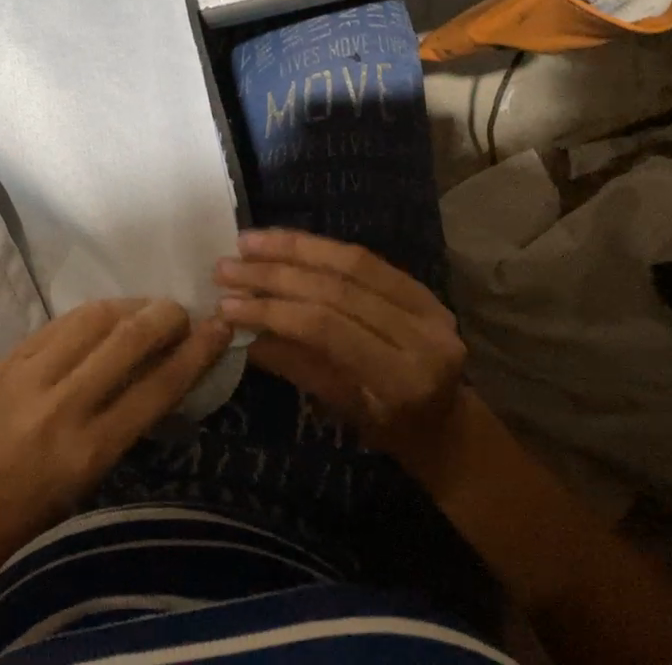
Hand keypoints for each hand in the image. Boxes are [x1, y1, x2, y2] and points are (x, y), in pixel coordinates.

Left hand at [0, 299, 232, 563]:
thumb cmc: (35, 507)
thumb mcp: (94, 475)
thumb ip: (127, 420)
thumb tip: (162, 370)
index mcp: (92, 448)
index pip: (158, 386)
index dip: (197, 352)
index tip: (219, 329)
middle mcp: (63, 405)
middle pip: (128, 340)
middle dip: (165, 317)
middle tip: (182, 313)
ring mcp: (29, 376)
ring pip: (91, 318)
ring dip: (128, 306)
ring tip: (145, 310)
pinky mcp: (7, 359)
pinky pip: (58, 324)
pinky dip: (89, 316)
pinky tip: (104, 317)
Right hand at [215, 229, 465, 461]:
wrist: (446, 424)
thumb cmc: (388, 430)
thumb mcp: (338, 409)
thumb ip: (292, 363)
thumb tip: (236, 329)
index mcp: (402, 378)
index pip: (326, 328)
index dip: (272, 310)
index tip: (226, 304)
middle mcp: (423, 336)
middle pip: (336, 289)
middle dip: (273, 275)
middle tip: (225, 268)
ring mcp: (429, 307)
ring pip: (351, 263)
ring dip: (292, 248)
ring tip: (247, 242)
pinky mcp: (423, 288)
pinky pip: (364, 259)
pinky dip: (318, 247)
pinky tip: (283, 241)